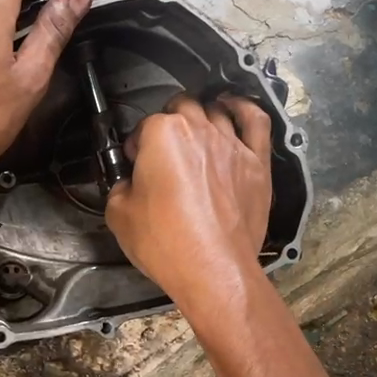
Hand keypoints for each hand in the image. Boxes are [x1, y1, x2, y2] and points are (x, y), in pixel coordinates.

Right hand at [105, 93, 273, 309]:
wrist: (213, 269)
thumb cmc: (167, 243)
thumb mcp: (119, 215)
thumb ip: (120, 187)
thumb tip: (128, 183)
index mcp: (162, 135)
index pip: (144, 126)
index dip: (137, 146)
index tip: (134, 164)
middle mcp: (199, 130)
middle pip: (181, 109)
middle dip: (167, 124)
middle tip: (161, 151)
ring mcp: (232, 144)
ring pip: (215, 112)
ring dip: (201, 118)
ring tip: (193, 136)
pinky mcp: (257, 163)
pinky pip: (256, 121)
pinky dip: (245, 108)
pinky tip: (234, 107)